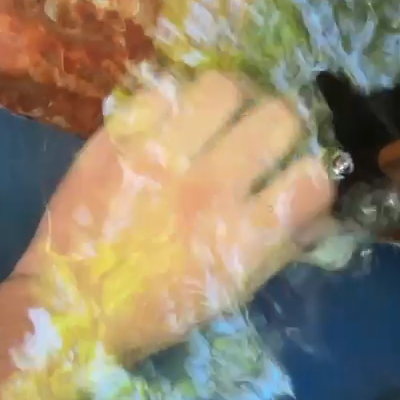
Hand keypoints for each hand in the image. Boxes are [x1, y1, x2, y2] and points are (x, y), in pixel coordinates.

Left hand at [17, 71, 333, 361]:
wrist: (75, 307)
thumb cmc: (162, 312)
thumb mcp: (232, 293)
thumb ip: (281, 249)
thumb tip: (324, 214)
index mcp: (242, 237)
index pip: (314, 178)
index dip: (320, 173)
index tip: (306, 177)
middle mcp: (209, 188)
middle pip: (279, 117)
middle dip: (286, 128)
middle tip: (271, 140)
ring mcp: (162, 155)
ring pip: (225, 87)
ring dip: (237, 101)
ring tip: (226, 120)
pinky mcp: (120, 136)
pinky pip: (167, 89)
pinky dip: (182, 102)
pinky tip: (179, 123)